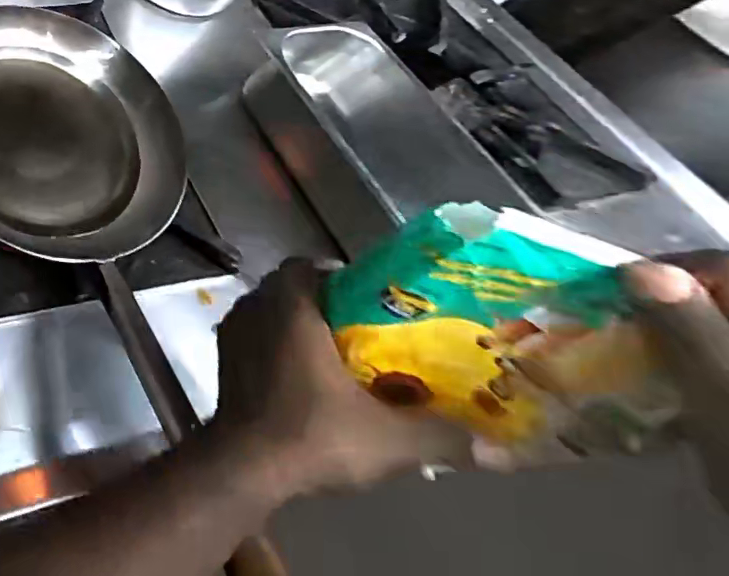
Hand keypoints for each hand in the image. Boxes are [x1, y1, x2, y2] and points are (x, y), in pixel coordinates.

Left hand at [209, 258, 470, 499]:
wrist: (247, 462)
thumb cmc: (316, 434)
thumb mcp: (393, 439)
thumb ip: (448, 436)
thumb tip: (505, 448)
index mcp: (287, 310)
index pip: (302, 267)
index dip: (332, 272)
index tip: (369, 292)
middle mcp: (253, 310)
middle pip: (286, 288)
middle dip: (322, 299)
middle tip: (365, 323)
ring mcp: (232, 332)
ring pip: (267, 310)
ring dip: (296, 320)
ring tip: (341, 348)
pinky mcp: (224, 355)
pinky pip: (253, 333)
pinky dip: (276, 341)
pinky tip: (308, 371)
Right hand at [624, 255, 728, 549]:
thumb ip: (694, 332)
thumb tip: (642, 267)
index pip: (723, 270)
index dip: (662, 271)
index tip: (602, 290)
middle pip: (720, 300)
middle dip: (655, 305)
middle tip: (602, 324)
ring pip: (715, 333)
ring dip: (663, 336)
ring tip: (619, 356)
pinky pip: (720, 365)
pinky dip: (684, 366)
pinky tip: (659, 388)